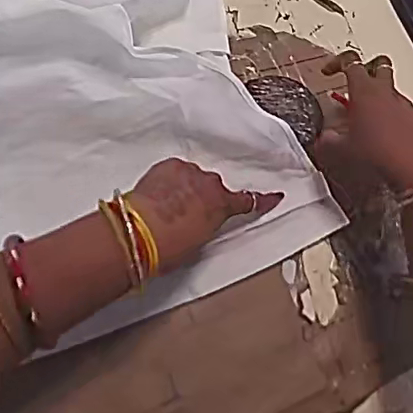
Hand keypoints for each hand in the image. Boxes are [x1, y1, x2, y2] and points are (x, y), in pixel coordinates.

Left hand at [125, 159, 282, 272]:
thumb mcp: (198, 243)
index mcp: (222, 206)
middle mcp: (209, 184)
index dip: (262, 201)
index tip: (274, 196)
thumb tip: (201, 223)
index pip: (248, 202)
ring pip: (193, 177)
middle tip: (190, 214)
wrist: (137, 233)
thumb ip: (207, 226)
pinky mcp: (168, 165)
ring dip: (186, 187)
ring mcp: (188, 172)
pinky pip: (175, 170)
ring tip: (169, 206)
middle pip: (214, 188)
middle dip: (206, 198)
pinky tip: (159, 194)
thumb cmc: (167, 246)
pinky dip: (170, 180)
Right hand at [313, 51, 412, 190]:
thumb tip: (325, 139)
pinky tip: (383, 131)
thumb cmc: (377, 154)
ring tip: (367, 113)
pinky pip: (402, 108)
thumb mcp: (341, 150)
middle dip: (367, 68)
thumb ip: (329, 140)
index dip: (338, 62)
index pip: (351, 62)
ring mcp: (404, 105)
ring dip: (379, 94)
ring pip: (391, 88)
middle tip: (356, 80)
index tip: (330, 71)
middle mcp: (386, 93)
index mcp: (365, 91)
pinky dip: (391, 113)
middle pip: (379, 64)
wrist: (410, 171)